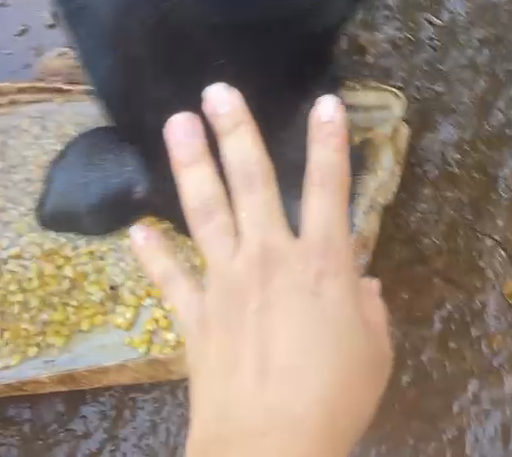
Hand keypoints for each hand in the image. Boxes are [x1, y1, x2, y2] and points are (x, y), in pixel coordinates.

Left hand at [131, 84, 392, 456]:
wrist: (268, 454)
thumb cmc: (335, 399)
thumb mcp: (376, 350)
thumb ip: (370, 308)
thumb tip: (362, 288)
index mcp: (324, 261)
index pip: (329, 186)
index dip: (331, 141)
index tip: (327, 101)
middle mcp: (271, 257)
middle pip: (252, 182)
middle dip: (236, 132)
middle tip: (218, 91)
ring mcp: (226, 284)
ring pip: (206, 212)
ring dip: (191, 165)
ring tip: (177, 124)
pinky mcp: (194, 319)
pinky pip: (170, 279)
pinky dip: (153, 253)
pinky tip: (136, 229)